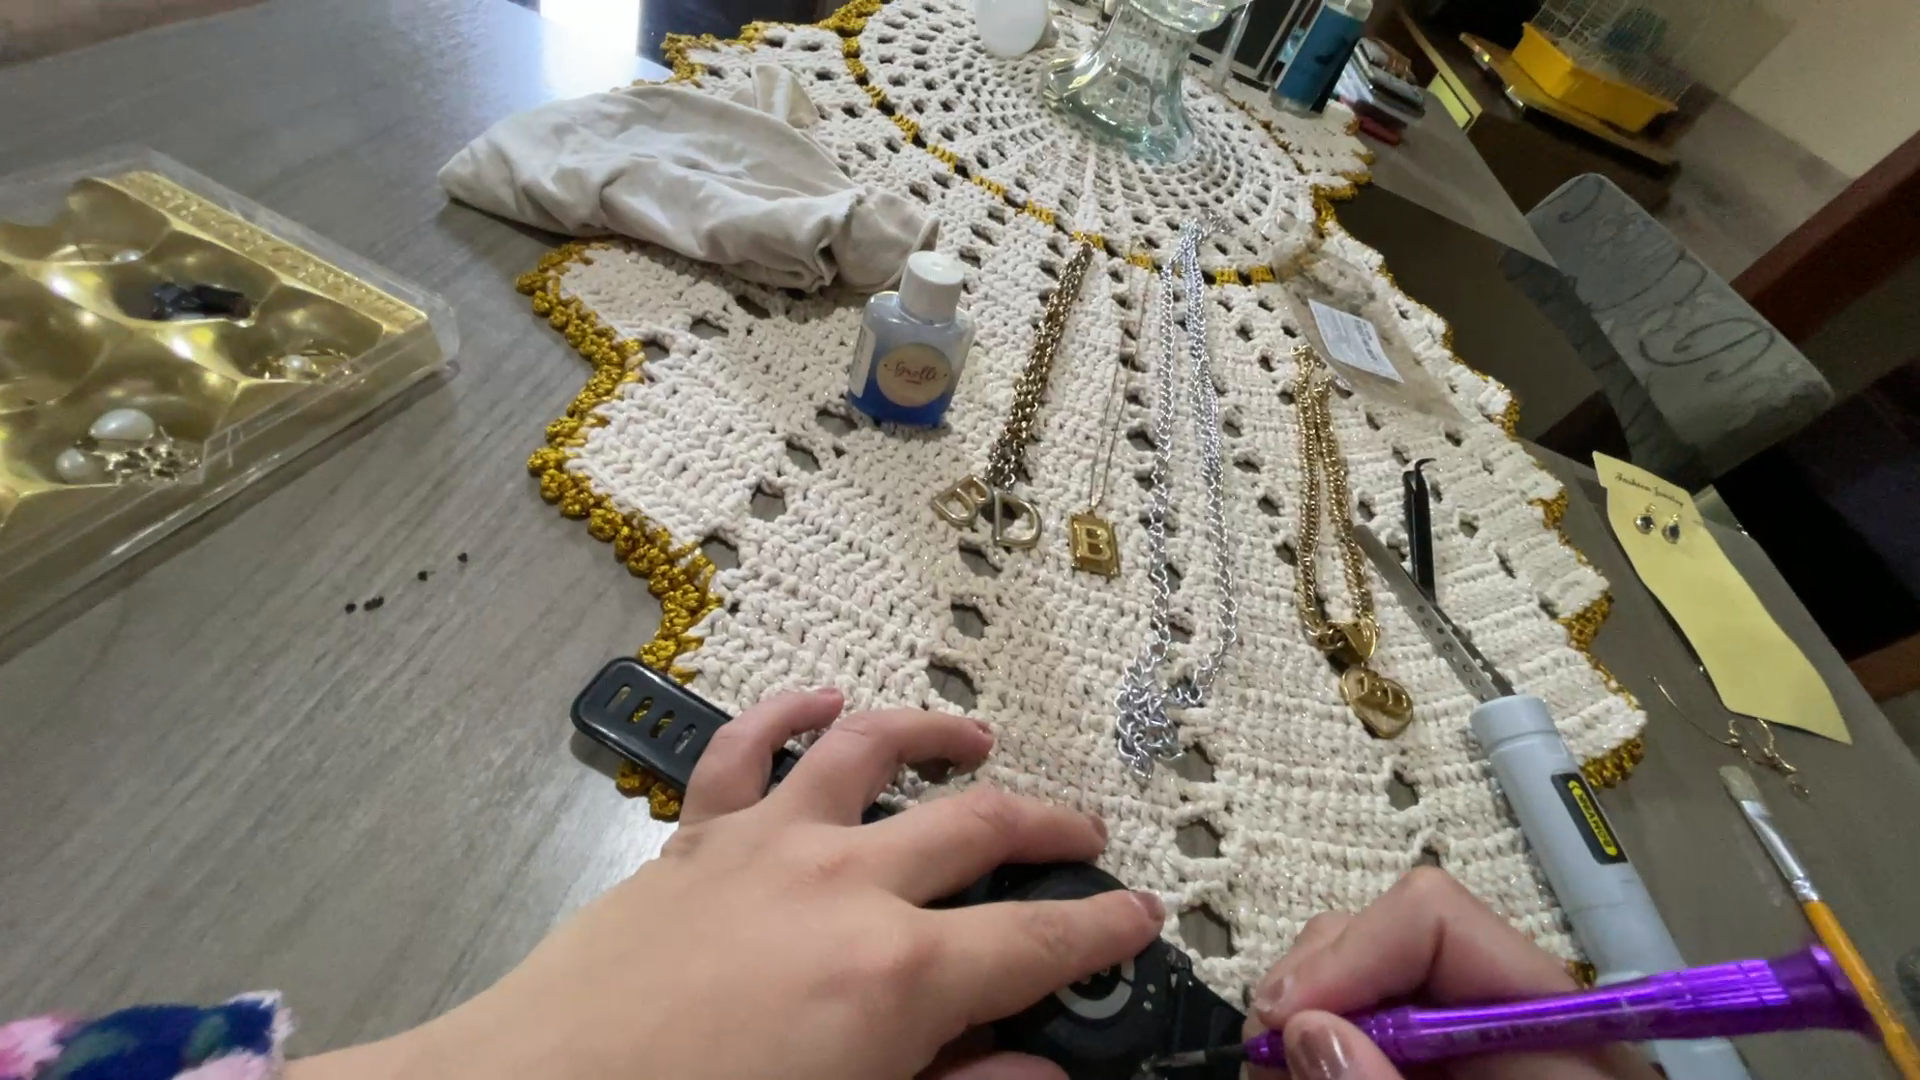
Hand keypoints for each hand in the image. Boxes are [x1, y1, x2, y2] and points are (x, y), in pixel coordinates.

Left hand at [292, 690, 1163, 1079]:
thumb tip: (1043, 1071)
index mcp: (896, 976)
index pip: (1034, 942)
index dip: (1101, 927)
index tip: (1142, 909)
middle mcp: (849, 883)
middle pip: (976, 827)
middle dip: (1048, 824)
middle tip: (1084, 829)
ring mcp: (773, 840)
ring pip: (872, 750)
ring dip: (933, 733)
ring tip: (977, 736)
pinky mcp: (704, 832)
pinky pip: (750, 746)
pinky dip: (790, 711)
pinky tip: (824, 696)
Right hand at [1247, 867, 1660, 1079]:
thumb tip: (1302, 1029)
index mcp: (1561, 1045)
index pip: (1438, 922)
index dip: (1352, 950)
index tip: (1284, 1019)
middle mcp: (1507, 1029)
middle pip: (1381, 939)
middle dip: (1312, 988)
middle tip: (1264, 1061)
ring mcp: (1464, 1055)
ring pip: (1354, 981)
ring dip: (1300, 1025)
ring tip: (1272, 1077)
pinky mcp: (1428, 1074)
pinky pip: (1351, 1033)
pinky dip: (1310, 1057)